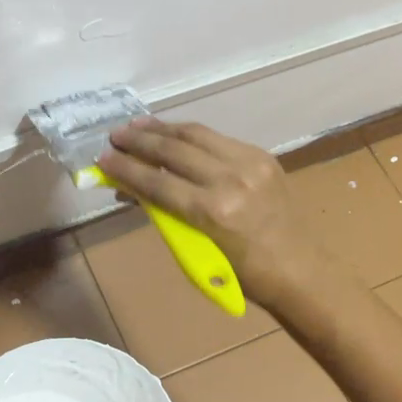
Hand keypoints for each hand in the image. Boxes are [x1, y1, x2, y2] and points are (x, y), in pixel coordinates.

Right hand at [96, 118, 324, 306]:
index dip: (126, 169)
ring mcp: (250, 164)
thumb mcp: (197, 248)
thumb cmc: (242, 275)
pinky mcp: (262, 156)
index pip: (158, 182)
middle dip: (139, 141)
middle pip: (174, 151)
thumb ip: (167, 214)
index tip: (103, 159)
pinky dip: (190, 135)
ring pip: (196, 135)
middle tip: (114, 136)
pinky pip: (218, 139)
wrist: (298, 270)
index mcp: (213, 211)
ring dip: (163, 129)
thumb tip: (132, 191)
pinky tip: (172, 134)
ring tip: (136, 126)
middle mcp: (231, 180)